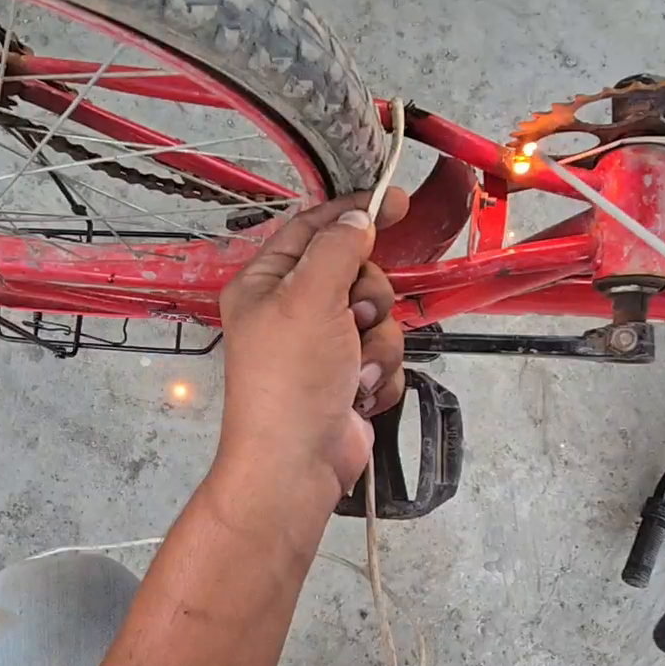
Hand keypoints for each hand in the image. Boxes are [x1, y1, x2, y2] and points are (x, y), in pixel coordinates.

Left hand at [213, 189, 407, 509]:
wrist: (298, 463)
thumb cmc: (291, 377)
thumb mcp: (308, 297)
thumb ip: (337, 248)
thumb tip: (358, 219)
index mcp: (267, 283)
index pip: (314, 229)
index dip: (354, 213)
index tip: (397, 202)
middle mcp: (293, 310)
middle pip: (357, 273)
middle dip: (368, 299)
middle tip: (355, 320)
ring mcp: (324, 347)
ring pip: (379, 318)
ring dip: (376, 346)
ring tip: (352, 371)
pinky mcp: (349, 378)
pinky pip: (385, 356)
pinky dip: (379, 376)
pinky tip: (357, 395)